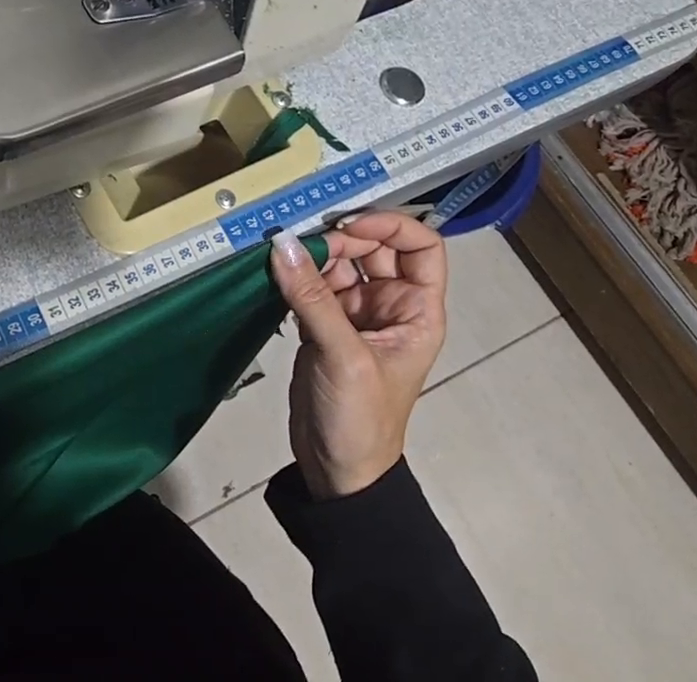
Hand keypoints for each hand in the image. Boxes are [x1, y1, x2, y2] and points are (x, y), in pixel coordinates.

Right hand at [270, 212, 447, 499]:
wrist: (337, 472)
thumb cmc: (362, 420)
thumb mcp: (343, 357)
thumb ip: (313, 298)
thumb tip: (283, 244)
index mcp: (417, 311)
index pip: (420, 248)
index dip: (391, 226)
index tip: (349, 223)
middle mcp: (389, 306)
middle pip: (373, 250)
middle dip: (342, 238)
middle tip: (304, 240)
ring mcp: (354, 315)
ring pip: (338, 266)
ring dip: (313, 256)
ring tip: (283, 255)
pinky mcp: (323, 327)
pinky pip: (312, 288)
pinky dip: (295, 277)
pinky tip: (275, 273)